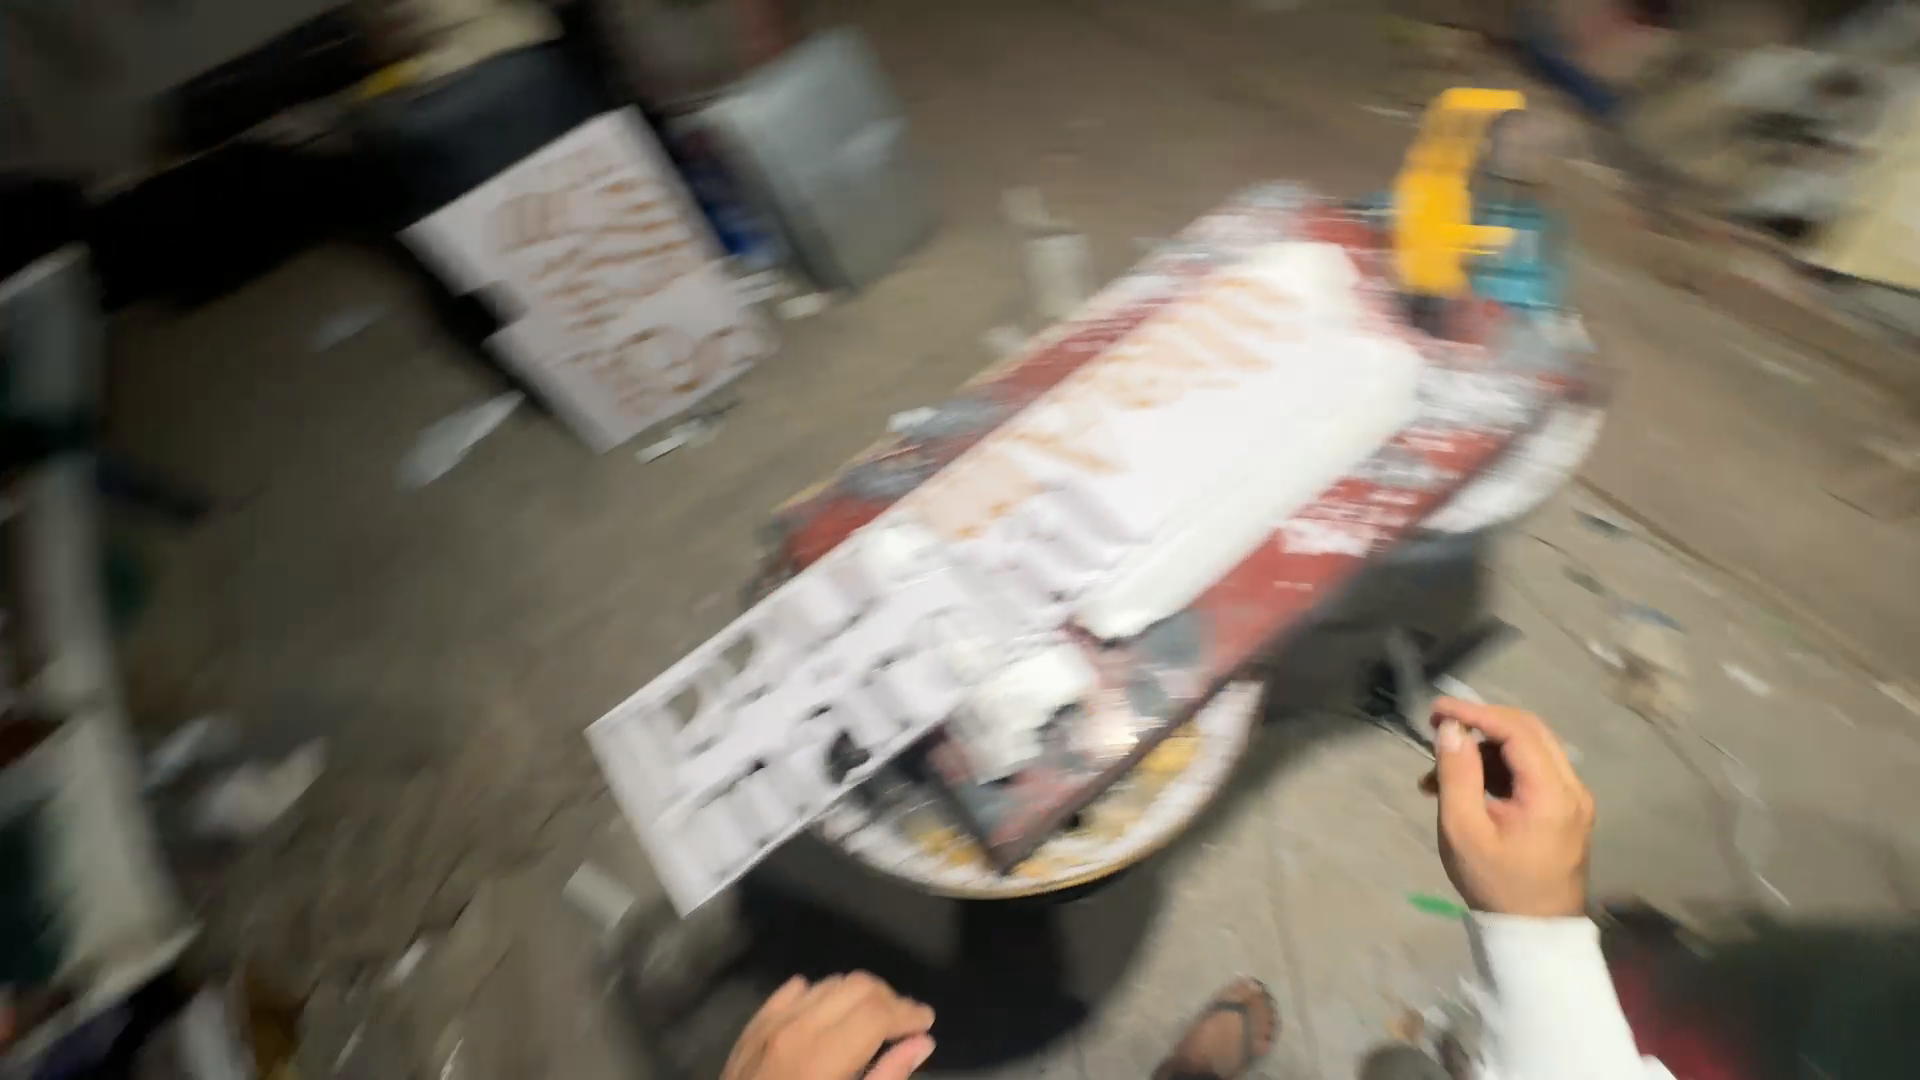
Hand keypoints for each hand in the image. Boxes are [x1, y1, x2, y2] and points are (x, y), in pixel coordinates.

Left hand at [722, 973, 935, 1079]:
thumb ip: (886, 1079)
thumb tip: (921, 1043)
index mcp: (819, 1060)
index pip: (877, 1013)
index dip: (908, 1013)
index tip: (926, 1022)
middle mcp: (795, 1029)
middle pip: (857, 987)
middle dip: (889, 999)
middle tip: (906, 1023)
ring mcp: (770, 1024)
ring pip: (830, 983)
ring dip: (858, 996)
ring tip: (873, 1021)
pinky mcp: (754, 1027)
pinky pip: (796, 991)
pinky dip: (822, 996)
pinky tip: (831, 1016)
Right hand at [1427, 699, 1593, 917]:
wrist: (1533, 930)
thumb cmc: (1494, 880)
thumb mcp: (1463, 826)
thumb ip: (1457, 772)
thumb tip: (1450, 729)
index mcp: (1552, 794)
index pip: (1516, 731)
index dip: (1474, 713)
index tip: (1434, 710)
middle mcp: (1572, 789)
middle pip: (1528, 730)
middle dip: (1480, 721)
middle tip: (1437, 726)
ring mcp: (1571, 799)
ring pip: (1527, 747)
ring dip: (1482, 748)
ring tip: (1439, 773)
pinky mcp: (1563, 809)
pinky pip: (1529, 769)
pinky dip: (1493, 766)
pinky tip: (1461, 786)